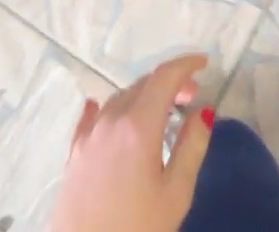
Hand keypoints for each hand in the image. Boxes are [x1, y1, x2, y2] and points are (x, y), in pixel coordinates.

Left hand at [51, 54, 211, 231]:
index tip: (204, 63)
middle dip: (169, 83)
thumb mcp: (176, 192)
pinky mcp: (73, 155)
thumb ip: (192, 146)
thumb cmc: (137, 229)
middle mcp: (110, 121)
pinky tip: (101, 107)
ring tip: (162, 112)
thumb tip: (203, 110)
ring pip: (119, 99)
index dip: (186, 65)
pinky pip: (93, 118)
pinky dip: (109, 108)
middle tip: (192, 96)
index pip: (164, 77)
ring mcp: (88, 137)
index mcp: (138, 125)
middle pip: (142, 85)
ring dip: (143, 96)